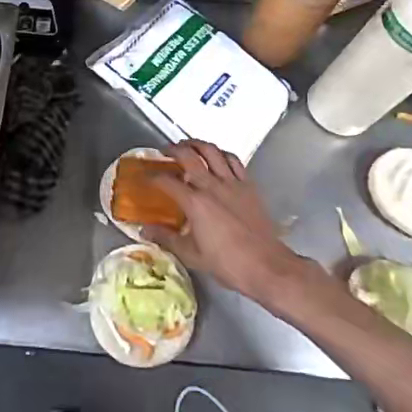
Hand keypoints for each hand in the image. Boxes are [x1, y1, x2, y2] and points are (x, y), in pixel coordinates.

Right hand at [146, 140, 318, 305]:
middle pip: (189, 156)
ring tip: (189, 145)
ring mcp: (232, 183)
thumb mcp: (191, 255)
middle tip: (165, 151)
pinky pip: (234, 161)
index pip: (167, 181)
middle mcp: (212, 186)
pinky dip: (222, 154)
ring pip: (212, 151)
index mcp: (195, 202)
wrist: (267, 266)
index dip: (153, 176)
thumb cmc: (227, 264)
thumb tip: (145, 229)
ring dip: (197, 144)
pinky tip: (217, 157)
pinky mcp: (248, 186)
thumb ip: (166, 238)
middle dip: (173, 150)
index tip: (146, 177)